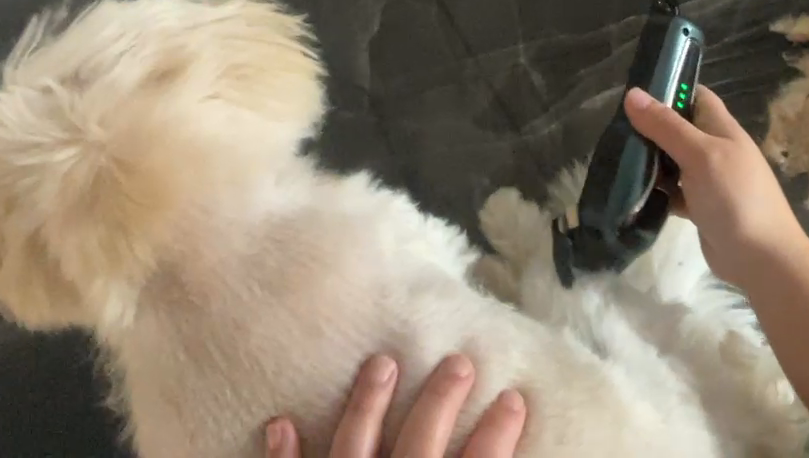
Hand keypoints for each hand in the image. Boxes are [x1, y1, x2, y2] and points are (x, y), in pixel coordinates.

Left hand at [263, 353, 525, 457]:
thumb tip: (530, 456)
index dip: (497, 435)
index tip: (516, 397)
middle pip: (419, 446)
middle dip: (439, 401)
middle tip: (457, 361)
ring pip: (355, 450)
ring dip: (367, 405)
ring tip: (381, 361)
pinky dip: (284, 454)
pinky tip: (279, 421)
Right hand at [624, 85, 808, 286]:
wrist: (762, 260)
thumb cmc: (735, 197)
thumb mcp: (699, 154)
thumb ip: (666, 126)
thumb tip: (632, 93)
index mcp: (722, 129)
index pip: (697, 96)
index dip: (671, 88)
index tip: (636, 92)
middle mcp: (716, 150)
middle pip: (680, 128)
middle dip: (652, 126)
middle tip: (616, 126)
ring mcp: (709, 180)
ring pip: (674, 160)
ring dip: (651, 159)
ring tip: (616, 154)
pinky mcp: (700, 207)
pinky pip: (673, 191)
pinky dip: (657, 190)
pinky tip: (633, 190)